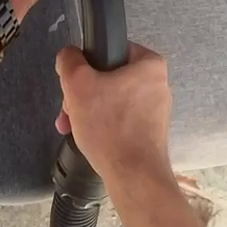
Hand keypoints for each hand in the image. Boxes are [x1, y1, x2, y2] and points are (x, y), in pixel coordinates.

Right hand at [55, 43, 172, 183]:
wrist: (133, 178)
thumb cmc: (109, 126)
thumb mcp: (78, 84)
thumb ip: (69, 60)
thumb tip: (69, 55)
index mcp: (150, 63)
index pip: (110, 49)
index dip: (87, 65)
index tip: (74, 84)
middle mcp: (158, 83)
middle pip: (108, 78)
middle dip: (83, 95)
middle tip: (70, 110)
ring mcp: (156, 109)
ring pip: (111, 100)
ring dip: (88, 111)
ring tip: (72, 126)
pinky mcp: (150, 131)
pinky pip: (120, 119)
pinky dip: (102, 126)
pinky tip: (88, 138)